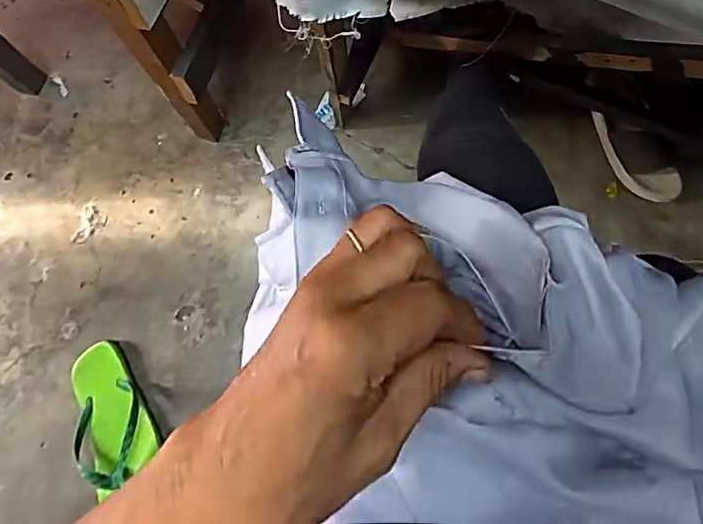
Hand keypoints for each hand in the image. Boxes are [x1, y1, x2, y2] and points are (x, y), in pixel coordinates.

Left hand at [86, 206, 489, 523]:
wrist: (225, 476)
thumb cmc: (300, 474)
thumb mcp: (377, 444)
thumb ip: (430, 381)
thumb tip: (476, 355)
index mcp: (348, 343)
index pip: (430, 304)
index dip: (464, 324)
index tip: (476, 348)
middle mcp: (331, 296)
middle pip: (412, 250)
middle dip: (441, 286)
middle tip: (443, 329)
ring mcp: (316, 280)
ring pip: (386, 225)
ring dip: (415, 256)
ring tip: (418, 301)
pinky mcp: (309, 279)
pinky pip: (360, 233)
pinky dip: (389, 245)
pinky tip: (395, 285)